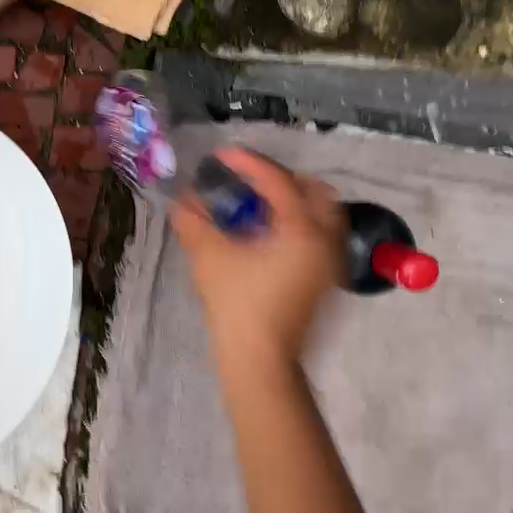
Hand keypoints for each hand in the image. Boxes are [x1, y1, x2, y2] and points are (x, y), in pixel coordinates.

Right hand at [172, 146, 345, 372]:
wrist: (259, 357)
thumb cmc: (237, 303)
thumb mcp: (209, 254)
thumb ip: (194, 220)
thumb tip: (183, 200)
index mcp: (303, 231)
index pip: (279, 182)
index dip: (249, 163)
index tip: (222, 155)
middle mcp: (325, 241)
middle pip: (317, 193)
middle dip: (283, 179)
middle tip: (249, 178)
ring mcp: (328, 262)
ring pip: (321, 215)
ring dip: (291, 201)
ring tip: (254, 203)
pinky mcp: (322, 279)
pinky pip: (316, 234)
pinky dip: (294, 222)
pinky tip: (262, 230)